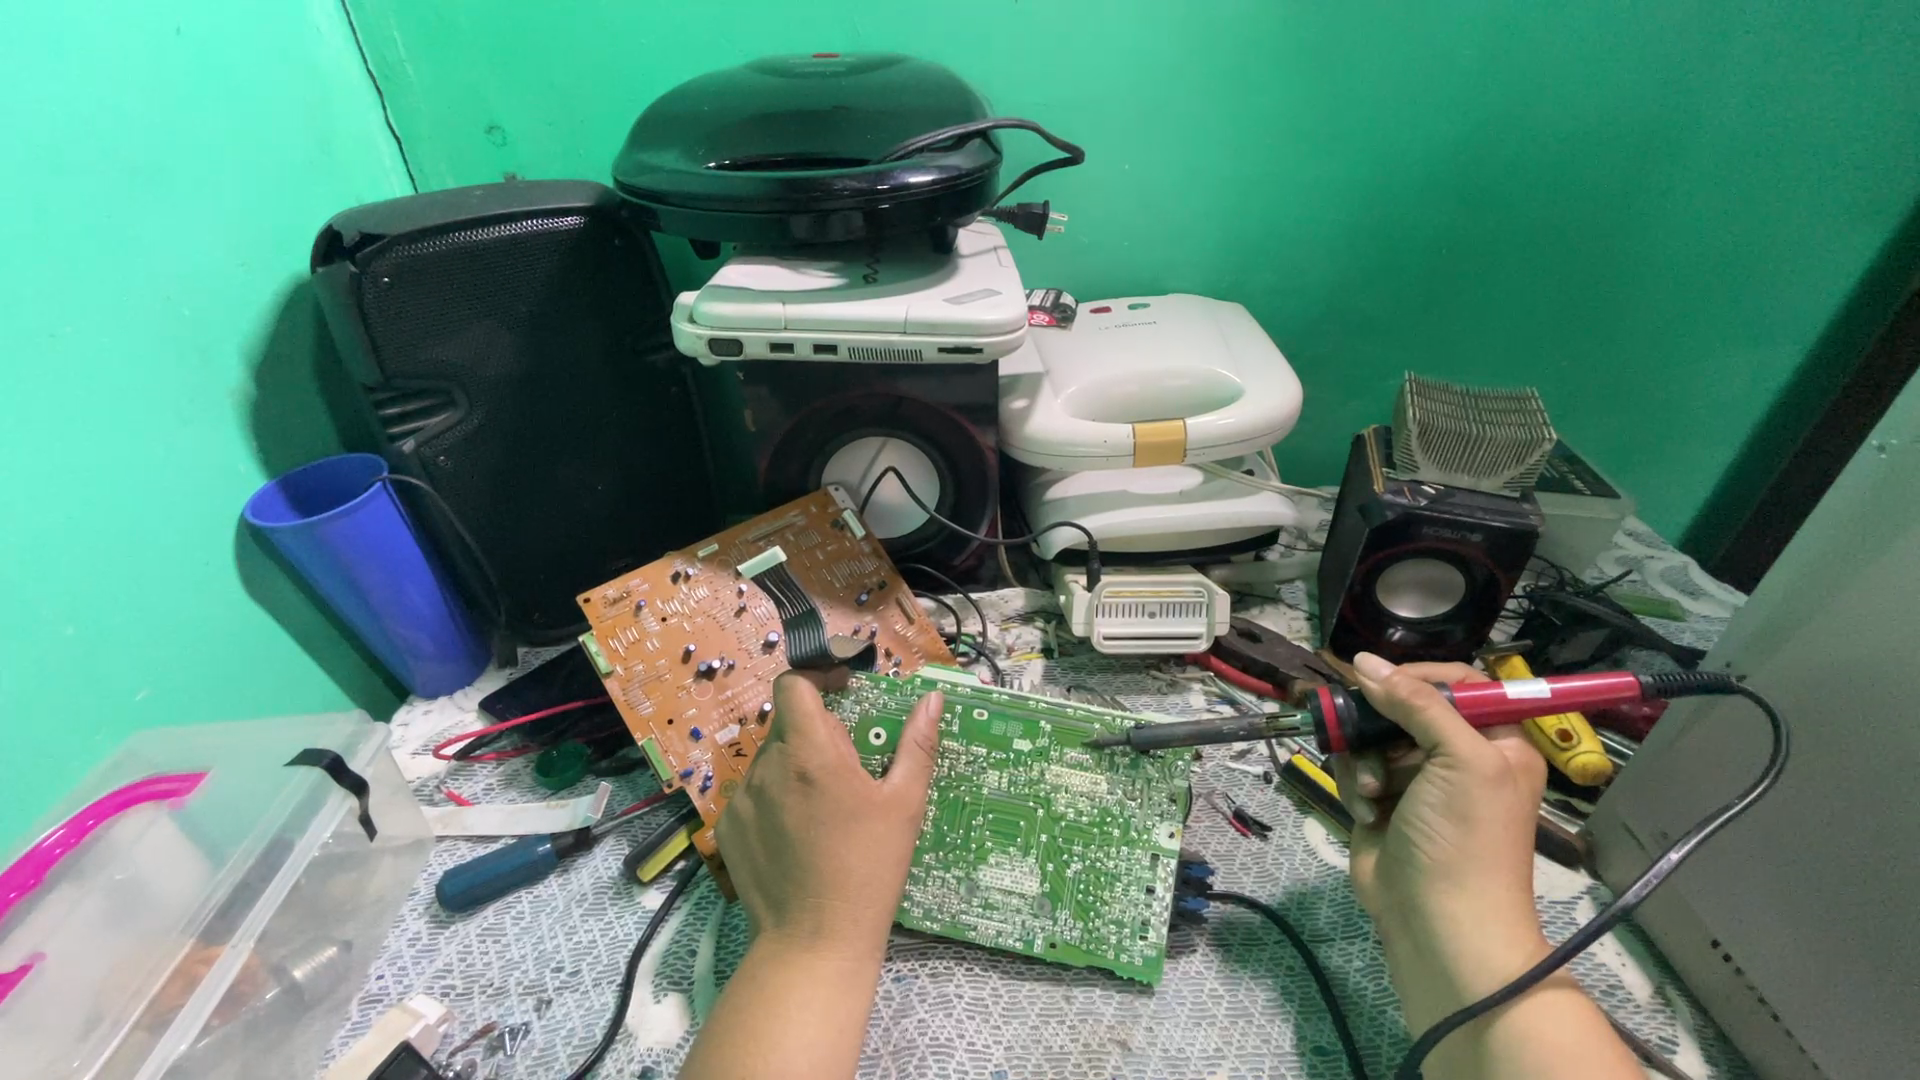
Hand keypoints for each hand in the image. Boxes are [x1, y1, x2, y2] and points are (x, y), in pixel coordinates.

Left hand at [716, 669, 943, 961]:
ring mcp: (741, 797)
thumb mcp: (904, 804)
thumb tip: (933, 699)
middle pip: (788, 722)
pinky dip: (774, 796)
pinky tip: (797, 832)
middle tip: (849, 764)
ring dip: (796, 763)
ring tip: (824, 805)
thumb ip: (917, 744)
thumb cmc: (868, 868)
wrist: (812, 942)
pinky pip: (753, 792)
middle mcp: (767, 765)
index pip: (794, 684)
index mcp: (810, 751)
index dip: (817, 678)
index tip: (844, 692)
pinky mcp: (727, 827)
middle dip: (818, 729)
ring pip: (770, 758)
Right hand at [1329, 652, 1549, 1027]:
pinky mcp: (1380, 800)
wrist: (1437, 920)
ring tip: (1371, 790)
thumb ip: (1417, 704)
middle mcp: (1456, 756)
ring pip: (1370, 736)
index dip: (1421, 676)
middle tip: (1361, 731)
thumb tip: (1364, 659)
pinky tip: (1364, 810)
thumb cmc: (1464, 836)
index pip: (1460, 684)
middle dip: (1378, 723)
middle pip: (1403, 706)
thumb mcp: (1458, 759)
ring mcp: (1415, 780)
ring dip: (1363, 759)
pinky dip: (1354, 784)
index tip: (1385, 682)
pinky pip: (1354, 767)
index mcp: (1495, 742)